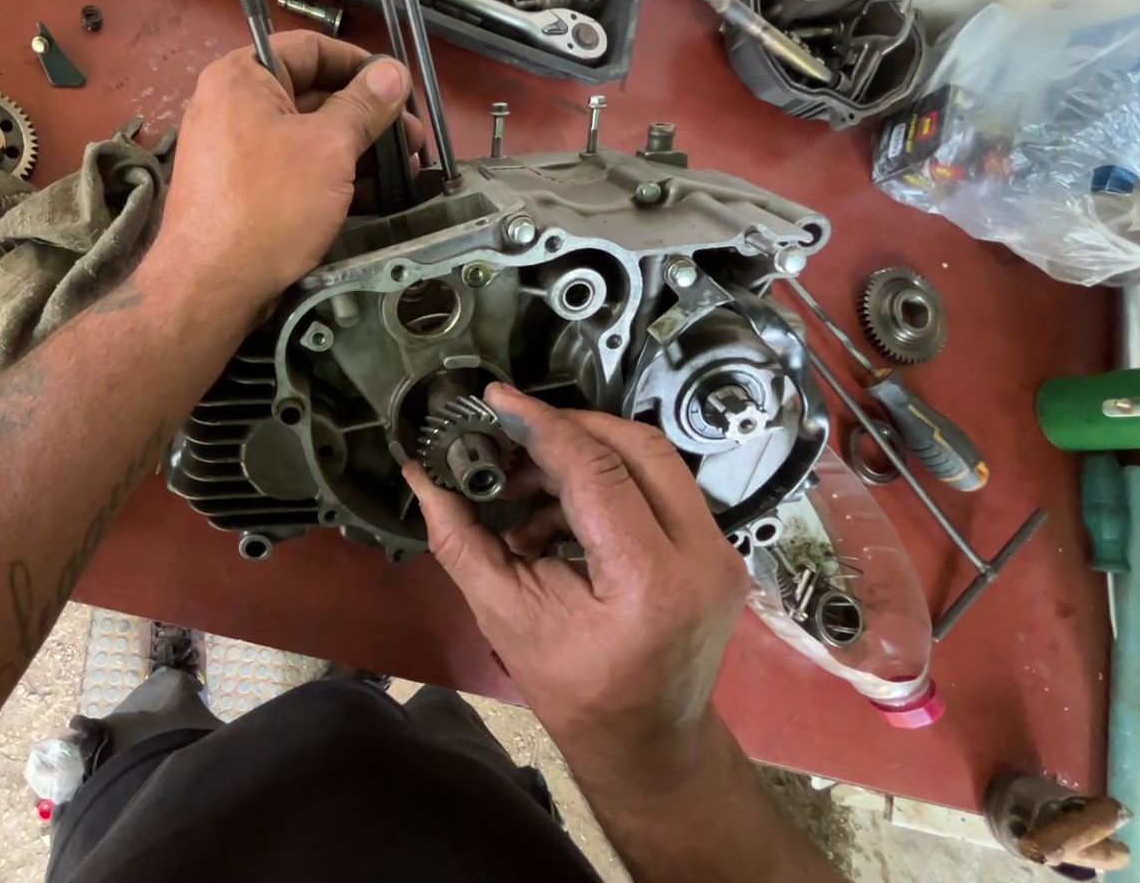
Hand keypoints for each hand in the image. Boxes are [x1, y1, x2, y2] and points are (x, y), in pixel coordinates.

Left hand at [154, 30, 414, 308]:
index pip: (310, 49)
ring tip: (403, 171)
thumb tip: (392, 74)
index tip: (398, 88)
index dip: (361, 65)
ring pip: (307, 140)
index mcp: (242, 77)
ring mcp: (235, 153)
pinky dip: (331, 180)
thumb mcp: (328, 148)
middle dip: (368, 119)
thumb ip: (364, 107)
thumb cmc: (268, 206)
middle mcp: (232, 107)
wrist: (213, 286)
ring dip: (357, 153)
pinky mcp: (243, 193)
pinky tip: (371, 197)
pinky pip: (294, 172)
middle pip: (312, 97)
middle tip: (413, 140)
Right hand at [403, 383, 748, 789]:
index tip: (497, 397)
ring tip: (521, 488)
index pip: (595, 470)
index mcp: (648, 581)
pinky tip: (554, 514)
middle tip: (510, 433)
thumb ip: (459, 537)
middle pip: (638, 445)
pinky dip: (603, 481)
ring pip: (653, 458)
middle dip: (567, 427)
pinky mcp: (714, 548)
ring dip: (583, 454)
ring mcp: (718, 551)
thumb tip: (421, 476)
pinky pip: (658, 485)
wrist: (648, 742)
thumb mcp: (503, 613)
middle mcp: (701, 556)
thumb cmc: (573, 690)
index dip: (540, 425)